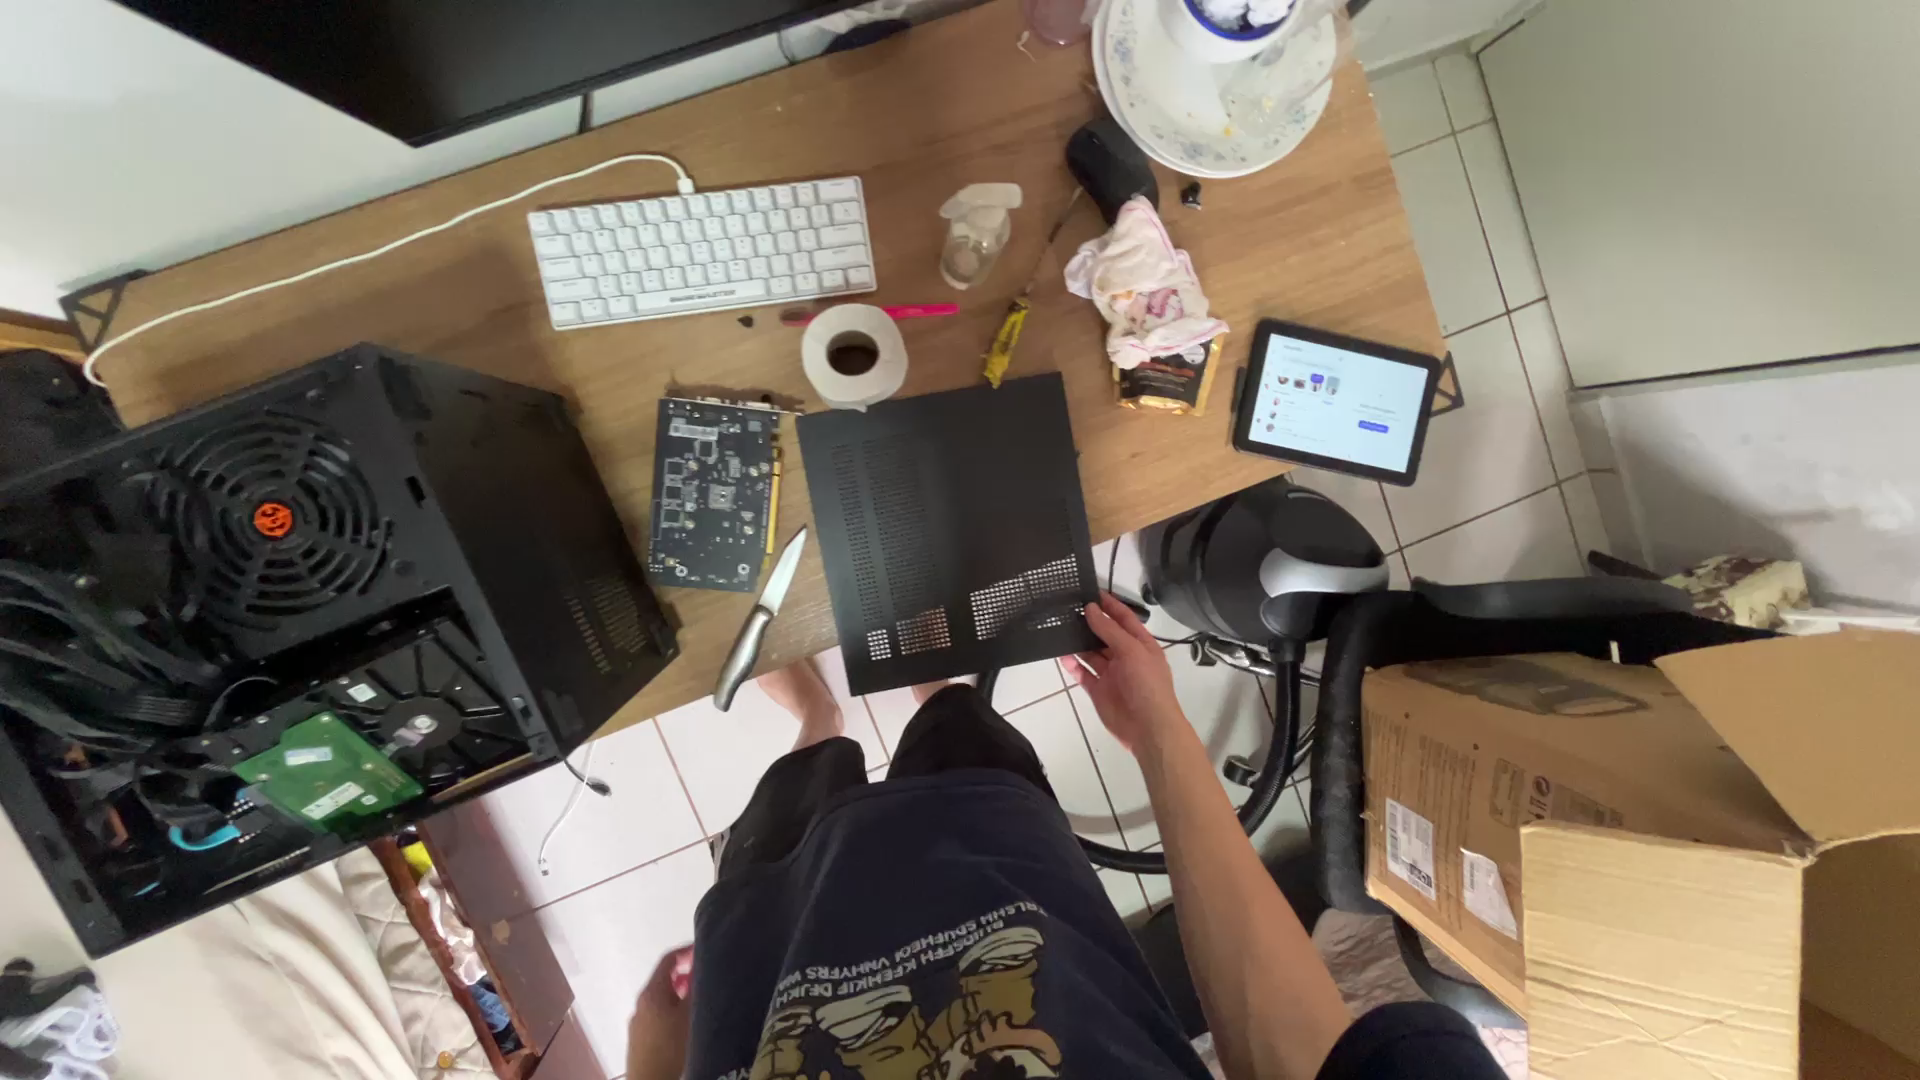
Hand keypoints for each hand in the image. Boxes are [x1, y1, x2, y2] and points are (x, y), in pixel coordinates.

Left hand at [627, 946, 693, 1079]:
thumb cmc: (672, 1045)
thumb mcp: (689, 1012)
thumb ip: (695, 986)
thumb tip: (699, 966)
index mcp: (650, 992)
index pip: (668, 959)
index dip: (686, 951)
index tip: (703, 950)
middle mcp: (640, 1004)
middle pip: (663, 979)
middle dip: (685, 974)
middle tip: (704, 976)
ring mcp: (637, 1023)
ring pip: (661, 998)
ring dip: (679, 994)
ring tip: (698, 1000)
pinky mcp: (638, 1040)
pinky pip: (657, 1015)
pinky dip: (671, 1009)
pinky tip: (685, 1023)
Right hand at [1062, 593, 1187, 755]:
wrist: (1148, 728)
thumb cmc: (1147, 685)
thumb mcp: (1131, 651)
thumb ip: (1109, 630)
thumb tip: (1090, 609)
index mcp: (1141, 644)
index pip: (1124, 619)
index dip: (1109, 605)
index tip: (1091, 592)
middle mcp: (1126, 657)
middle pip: (1105, 635)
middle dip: (1089, 623)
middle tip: (1068, 608)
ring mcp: (1112, 674)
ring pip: (1092, 653)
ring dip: (1078, 643)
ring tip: (1061, 628)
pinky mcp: (1099, 690)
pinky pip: (1083, 673)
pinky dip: (1073, 665)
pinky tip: (1061, 655)